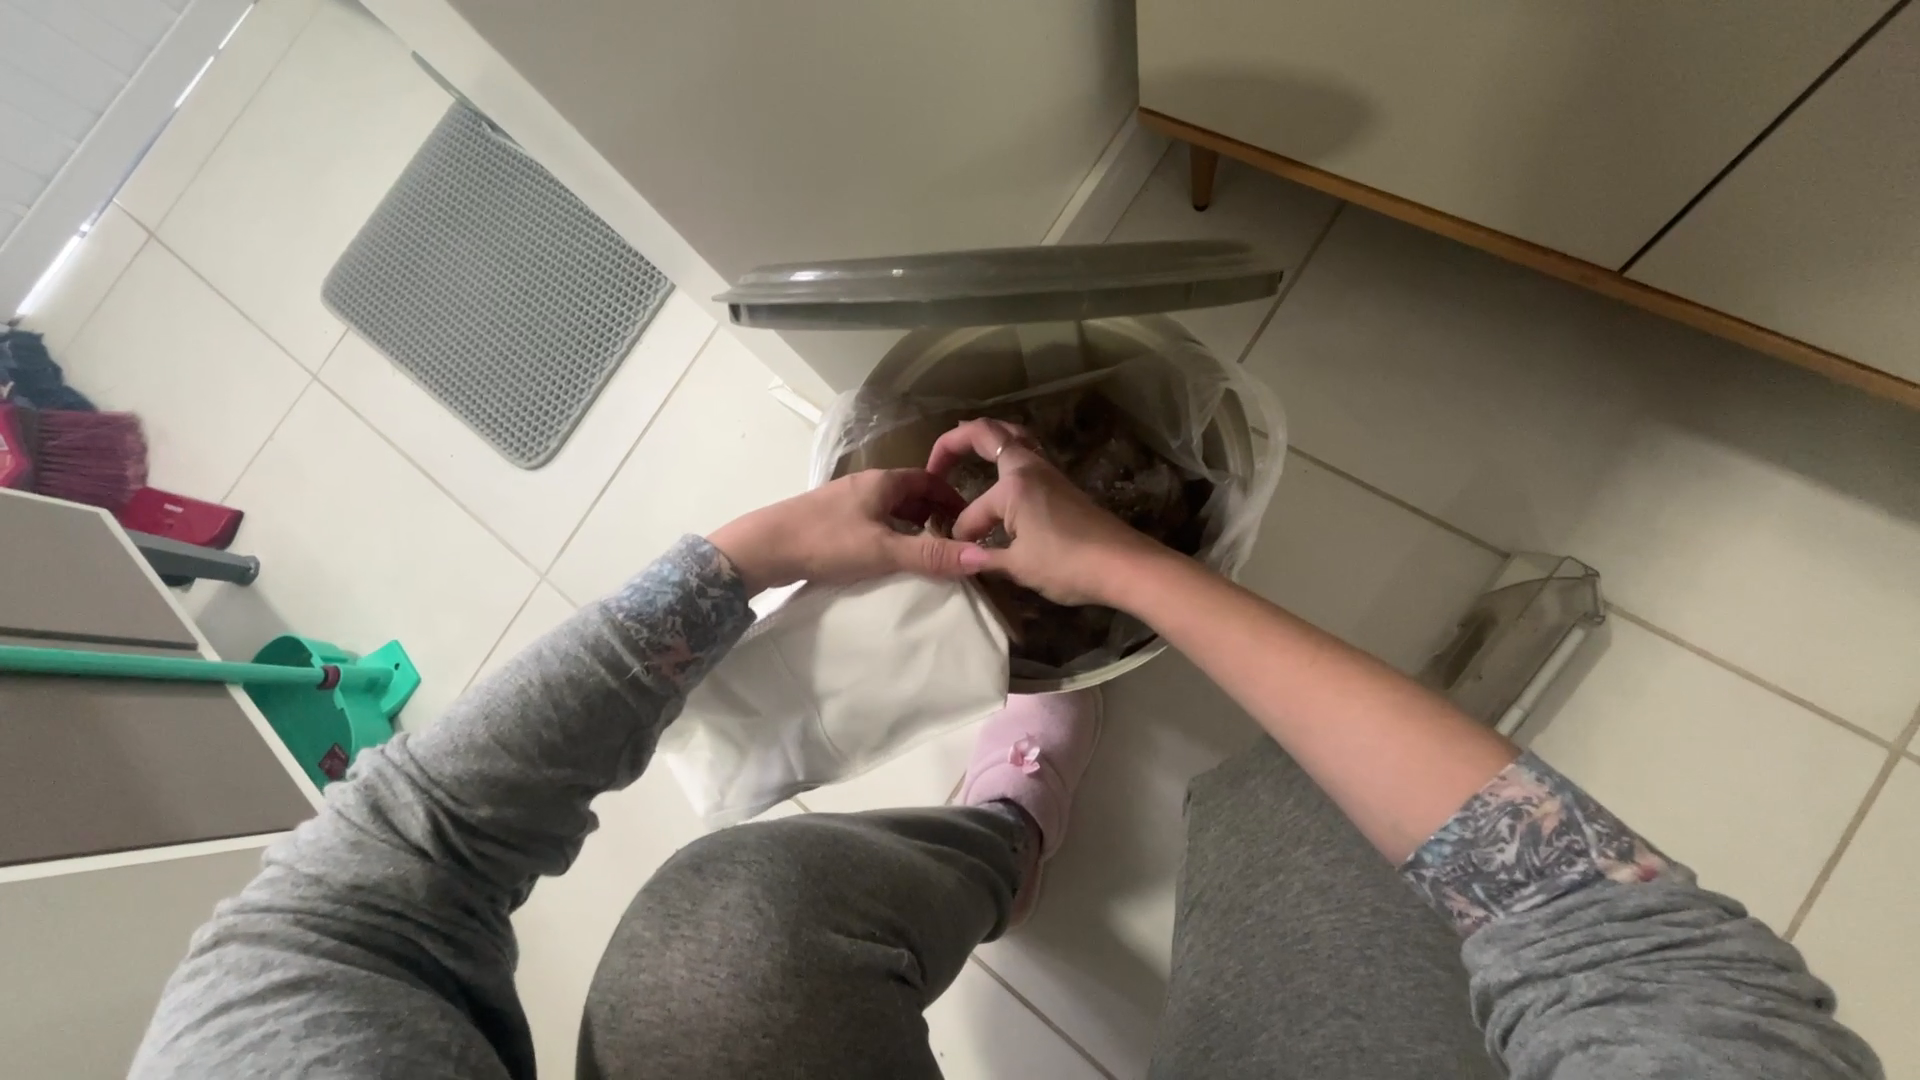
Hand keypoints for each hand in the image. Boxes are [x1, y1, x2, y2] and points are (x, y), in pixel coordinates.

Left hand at [707, 468, 990, 594]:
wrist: (762, 548)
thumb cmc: (827, 543)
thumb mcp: (884, 551)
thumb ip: (932, 556)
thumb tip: (983, 557)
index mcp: (882, 482)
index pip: (929, 480)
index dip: (952, 498)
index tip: (970, 522)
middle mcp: (865, 485)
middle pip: (910, 494)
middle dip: (933, 515)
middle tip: (950, 542)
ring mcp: (844, 502)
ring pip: (889, 509)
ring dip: (909, 526)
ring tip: (924, 553)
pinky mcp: (829, 521)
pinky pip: (871, 522)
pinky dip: (887, 534)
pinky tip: (886, 558)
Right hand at [927, 418, 1171, 606]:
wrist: (1125, 566)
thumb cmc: (1069, 564)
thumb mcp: (1019, 567)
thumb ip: (986, 559)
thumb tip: (964, 558)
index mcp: (1013, 485)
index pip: (973, 511)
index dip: (962, 536)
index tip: (961, 556)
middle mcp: (1030, 468)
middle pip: (990, 433)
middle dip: (957, 440)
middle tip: (936, 460)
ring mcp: (1049, 473)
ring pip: (1014, 439)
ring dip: (988, 441)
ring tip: (966, 452)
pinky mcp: (1062, 486)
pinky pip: (1027, 457)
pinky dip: (1006, 457)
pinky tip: (1000, 479)